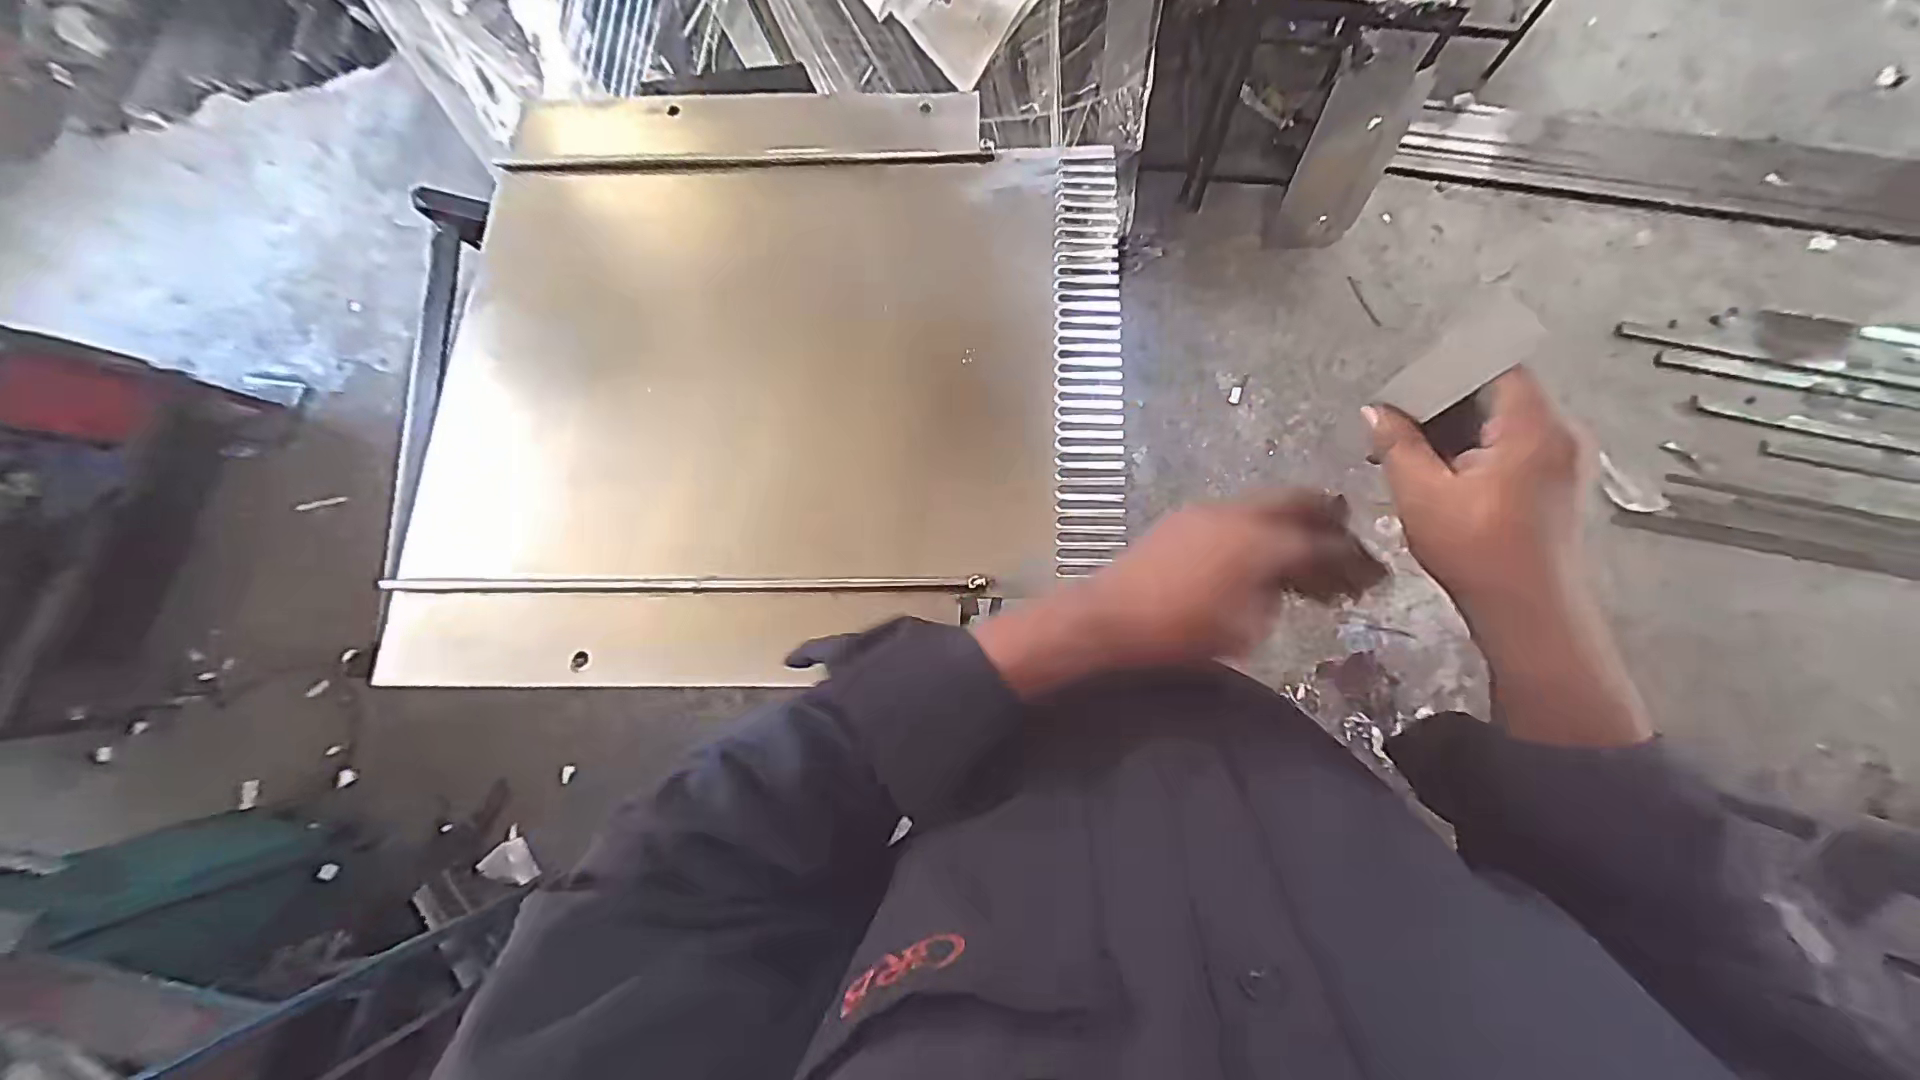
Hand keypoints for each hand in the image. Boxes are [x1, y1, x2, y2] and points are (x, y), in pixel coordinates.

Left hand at [976, 491, 1385, 696]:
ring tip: (1301, 549)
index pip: (1323, 544)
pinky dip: (1253, 526)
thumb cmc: (1175, 633)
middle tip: (1345, 540)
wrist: (1108, 616)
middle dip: (1328, 520)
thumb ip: (1274, 600)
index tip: (1369, 574)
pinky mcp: (1181, 519)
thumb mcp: (1242, 630)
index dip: (1353, 560)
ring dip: (1288, 523)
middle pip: (1299, 503)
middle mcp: (1237, 516)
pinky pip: (1231, 513)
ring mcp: (1206, 512)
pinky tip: (1253, 548)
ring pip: (1263, 505)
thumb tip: (1283, 586)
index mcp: (1260, 544)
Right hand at [1362, 367, 1587, 624]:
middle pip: (1500, 394)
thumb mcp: (1421, 493)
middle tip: (1395, 422)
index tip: (1406, 388)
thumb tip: (1376, 411)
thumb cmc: (1474, 549)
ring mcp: (1563, 459)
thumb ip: (1397, 445)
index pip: (1497, 369)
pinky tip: (1436, 471)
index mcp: (1535, 429)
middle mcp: (1560, 435)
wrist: (1526, 608)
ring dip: (1454, 429)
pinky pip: (1510, 446)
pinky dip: (1472, 449)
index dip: (1449, 371)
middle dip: (1443, 403)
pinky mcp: (1554, 482)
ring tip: (1407, 449)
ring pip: (1503, 422)